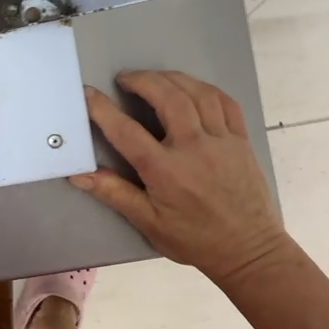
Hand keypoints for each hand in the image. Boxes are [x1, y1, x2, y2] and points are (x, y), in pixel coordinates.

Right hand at [71, 71, 297, 287]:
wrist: (250, 250)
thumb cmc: (194, 239)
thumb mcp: (148, 222)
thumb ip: (114, 193)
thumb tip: (78, 174)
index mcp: (166, 171)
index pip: (126, 131)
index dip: (102, 109)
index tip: (88, 93)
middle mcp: (194, 148)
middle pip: (168, 98)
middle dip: (142, 80)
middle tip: (124, 79)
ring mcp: (222, 141)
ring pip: (197, 93)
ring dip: (171, 78)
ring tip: (153, 78)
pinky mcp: (241, 140)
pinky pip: (225, 102)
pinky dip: (204, 88)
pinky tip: (189, 89)